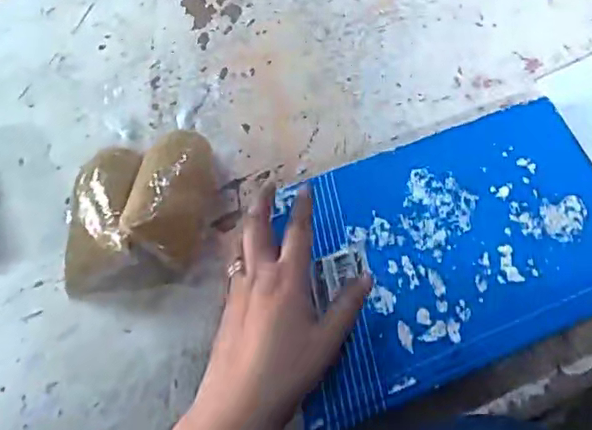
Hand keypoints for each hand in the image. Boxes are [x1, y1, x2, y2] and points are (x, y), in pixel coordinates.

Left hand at [178, 185, 369, 429]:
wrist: (234, 407)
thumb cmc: (285, 372)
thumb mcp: (326, 343)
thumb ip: (346, 308)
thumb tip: (365, 276)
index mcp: (288, 278)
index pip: (297, 233)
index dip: (303, 208)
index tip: (305, 188)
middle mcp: (261, 276)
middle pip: (257, 228)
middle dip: (263, 203)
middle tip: (268, 184)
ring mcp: (239, 292)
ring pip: (240, 246)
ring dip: (247, 224)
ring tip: (251, 214)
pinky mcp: (225, 310)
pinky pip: (232, 269)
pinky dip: (238, 253)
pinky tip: (241, 263)